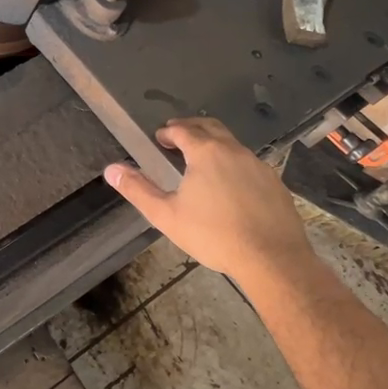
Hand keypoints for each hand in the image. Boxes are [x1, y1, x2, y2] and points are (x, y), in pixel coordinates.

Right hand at [103, 117, 313, 281]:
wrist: (275, 261)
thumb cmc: (215, 235)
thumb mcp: (167, 215)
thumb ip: (137, 190)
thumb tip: (111, 170)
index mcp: (206, 152)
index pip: (183, 129)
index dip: (169, 132)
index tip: (160, 139)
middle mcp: (234, 151)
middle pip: (210, 127)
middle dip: (192, 128)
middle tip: (178, 139)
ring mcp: (259, 166)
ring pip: (233, 145)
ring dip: (215, 146)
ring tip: (203, 164)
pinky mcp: (277, 185)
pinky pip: (250, 165)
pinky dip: (235, 166)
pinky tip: (232, 189)